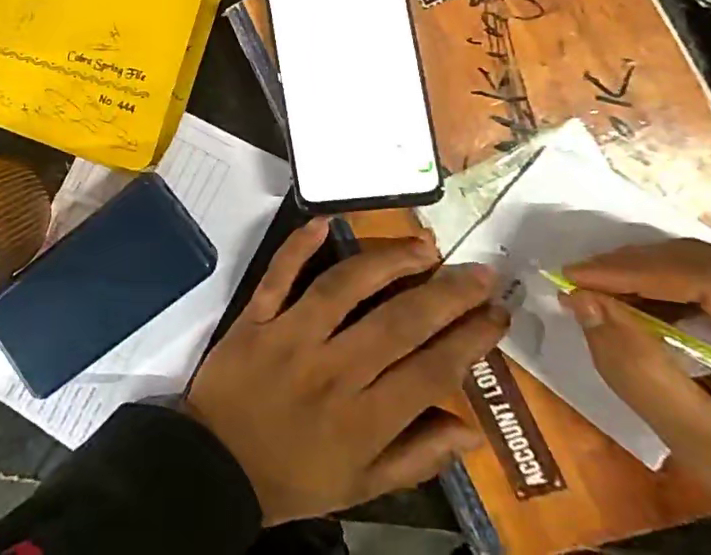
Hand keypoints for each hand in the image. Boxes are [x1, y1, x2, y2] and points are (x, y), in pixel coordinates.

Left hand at [185, 220, 509, 524]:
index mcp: (365, 419)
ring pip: (344, 287)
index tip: (496, 313)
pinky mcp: (255, 317)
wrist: (214, 466)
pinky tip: (325, 222)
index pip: (431, 370)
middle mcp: (333, 370)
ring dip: (387, 261)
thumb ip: (417, 458)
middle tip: (478, 270)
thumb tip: (472, 430)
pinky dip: (299, 246)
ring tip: (422, 247)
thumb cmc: (293, 478)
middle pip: (398, 322)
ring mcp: (290, 336)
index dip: (470, 339)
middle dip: (446, 294)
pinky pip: (279, 274)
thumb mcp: (361, 488)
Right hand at [561, 240, 710, 554]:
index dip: (636, 270)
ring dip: (659, 274)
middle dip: (640, 267)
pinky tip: (656, 306)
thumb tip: (582, 301)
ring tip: (609, 293)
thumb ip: (638, 370)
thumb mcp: (700, 443)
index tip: (571, 276)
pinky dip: (687, 287)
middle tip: (582, 283)